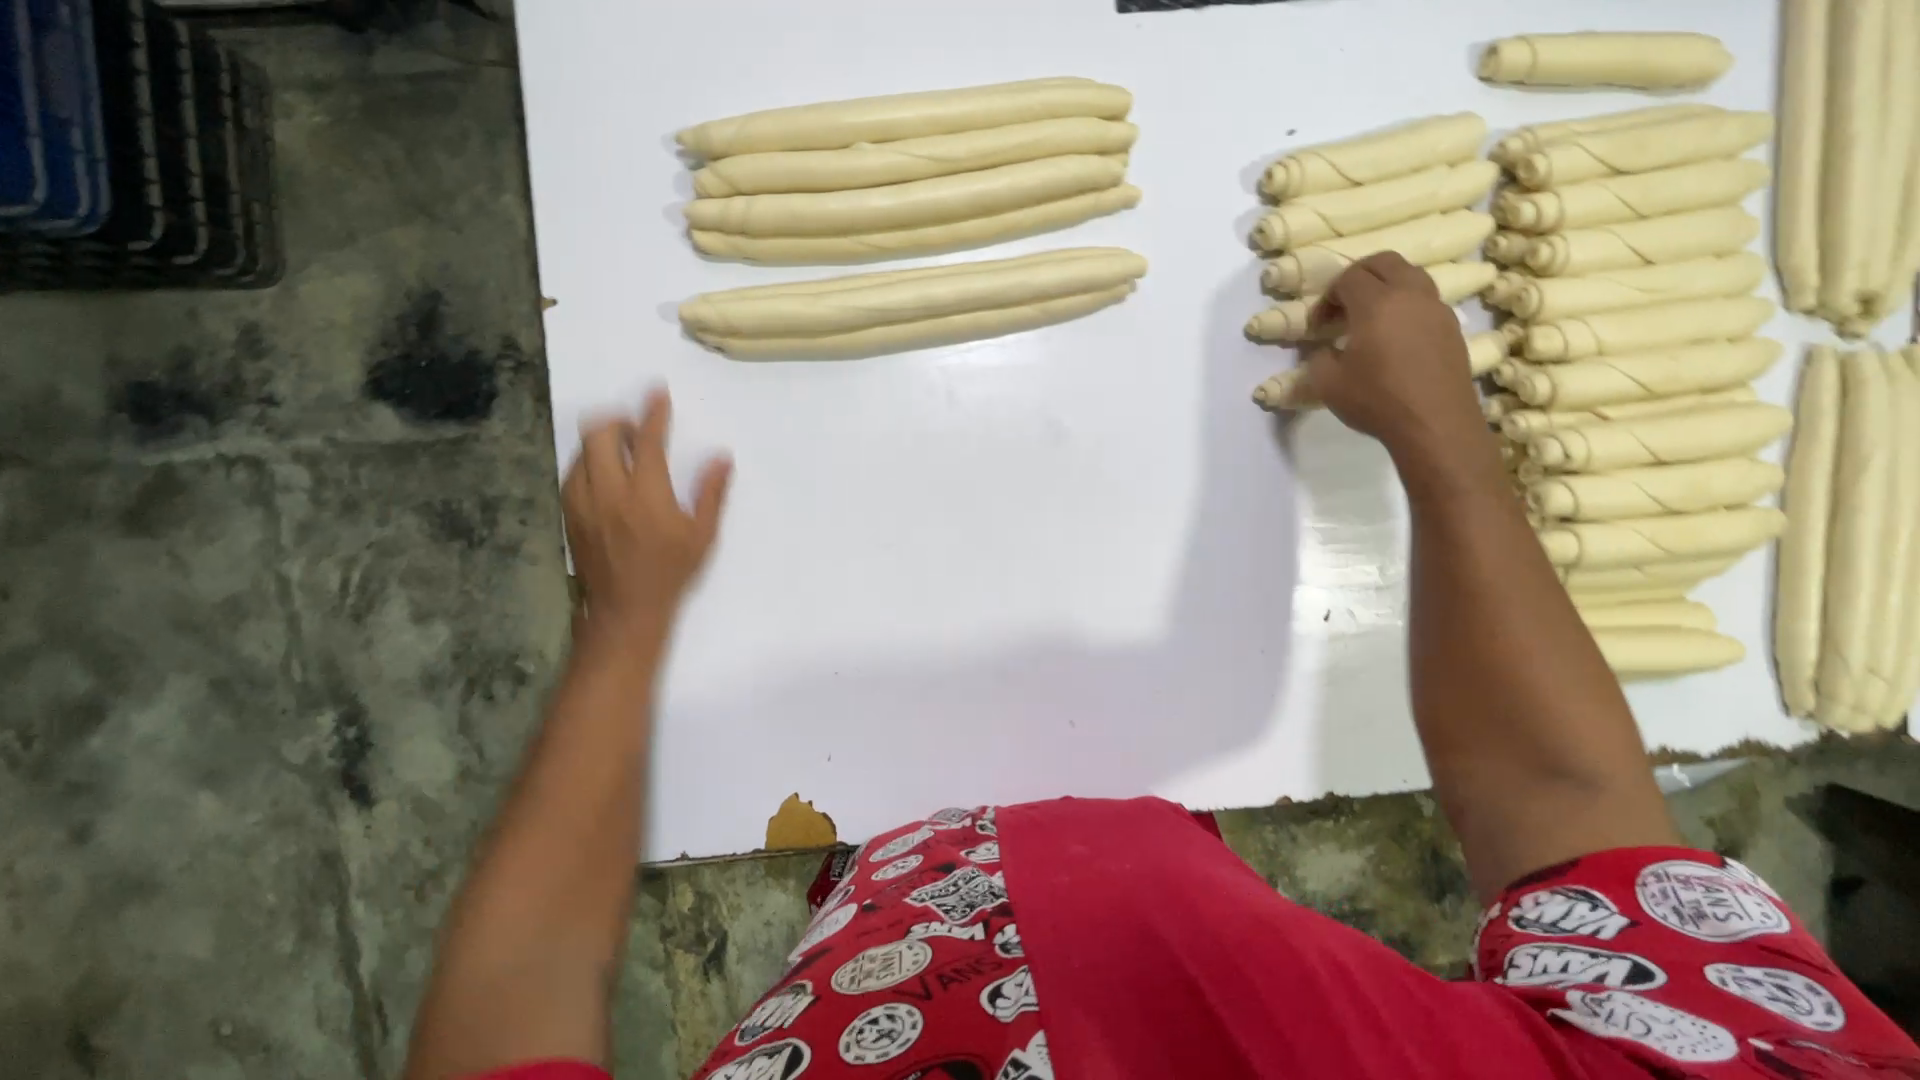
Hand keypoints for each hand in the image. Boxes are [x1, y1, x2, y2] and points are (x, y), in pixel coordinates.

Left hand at [562, 388, 731, 642]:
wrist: (624, 610)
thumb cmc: (670, 573)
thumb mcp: (701, 536)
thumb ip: (710, 494)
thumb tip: (721, 458)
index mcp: (646, 494)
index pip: (648, 440)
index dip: (653, 412)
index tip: (657, 393)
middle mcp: (608, 491)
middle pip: (600, 434)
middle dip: (617, 420)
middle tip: (636, 428)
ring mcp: (582, 502)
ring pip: (582, 452)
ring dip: (601, 442)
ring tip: (621, 451)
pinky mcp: (569, 514)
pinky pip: (573, 474)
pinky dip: (588, 464)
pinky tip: (603, 476)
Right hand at [1303, 253, 1493, 468]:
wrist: (1435, 423)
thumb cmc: (1377, 401)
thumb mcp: (1328, 384)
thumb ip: (1319, 358)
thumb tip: (1326, 350)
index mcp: (1377, 303)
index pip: (1348, 278)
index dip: (1328, 296)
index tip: (1319, 324)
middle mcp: (1410, 295)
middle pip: (1384, 262)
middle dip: (1359, 276)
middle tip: (1344, 304)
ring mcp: (1437, 308)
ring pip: (1411, 275)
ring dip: (1387, 286)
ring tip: (1372, 316)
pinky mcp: (1452, 327)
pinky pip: (1426, 300)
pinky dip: (1406, 305)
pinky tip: (1396, 336)